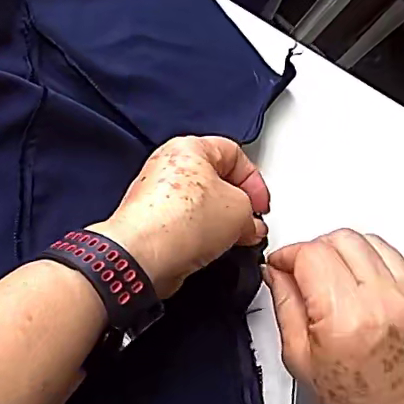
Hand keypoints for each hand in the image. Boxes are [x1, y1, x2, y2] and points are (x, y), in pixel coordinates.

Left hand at [88, 136, 268, 298]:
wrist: (143, 254)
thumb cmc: (179, 221)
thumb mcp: (240, 209)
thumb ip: (251, 213)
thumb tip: (249, 225)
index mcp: (186, 148)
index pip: (233, 154)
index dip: (254, 181)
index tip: (261, 205)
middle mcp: (165, 169)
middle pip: (213, 182)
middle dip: (236, 205)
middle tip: (248, 223)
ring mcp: (152, 198)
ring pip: (197, 209)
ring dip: (217, 225)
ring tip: (228, 240)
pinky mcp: (147, 226)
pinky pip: (181, 229)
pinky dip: (196, 239)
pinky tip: (205, 250)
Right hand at [265, 231, 403, 403]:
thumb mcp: (299, 357)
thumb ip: (285, 305)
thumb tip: (276, 274)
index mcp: (345, 319)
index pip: (312, 255)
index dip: (287, 255)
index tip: (279, 265)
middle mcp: (384, 302)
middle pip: (341, 239)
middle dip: (313, 249)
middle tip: (300, 270)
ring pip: (369, 241)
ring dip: (341, 251)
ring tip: (329, 277)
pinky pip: (394, 258)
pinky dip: (369, 262)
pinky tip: (356, 285)